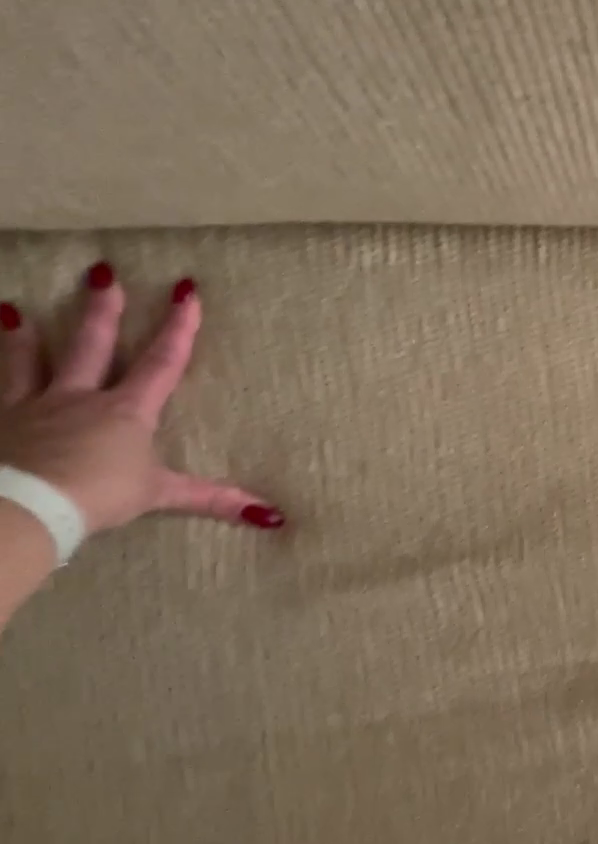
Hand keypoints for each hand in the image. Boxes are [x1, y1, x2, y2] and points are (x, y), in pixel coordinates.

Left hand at [0, 265, 281, 534]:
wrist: (24, 504)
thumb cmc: (99, 494)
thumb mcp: (162, 496)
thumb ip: (213, 499)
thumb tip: (273, 516)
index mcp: (126, 411)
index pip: (162, 362)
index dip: (178, 328)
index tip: (185, 293)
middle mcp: (78, 398)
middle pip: (90, 344)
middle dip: (102, 310)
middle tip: (104, 275)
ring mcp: (30, 406)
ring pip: (27, 359)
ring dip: (24, 333)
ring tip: (13, 307)